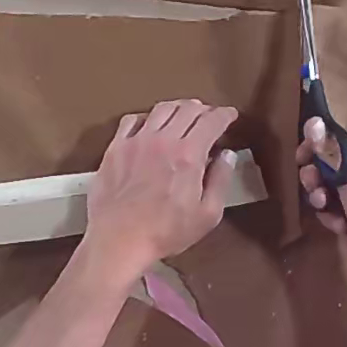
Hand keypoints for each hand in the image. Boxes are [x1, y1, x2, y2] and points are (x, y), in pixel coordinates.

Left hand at [82, 99, 239, 277]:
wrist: (118, 239)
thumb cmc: (165, 232)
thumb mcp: (207, 214)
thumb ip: (220, 181)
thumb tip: (227, 156)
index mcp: (189, 155)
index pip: (212, 121)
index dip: (225, 115)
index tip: (230, 115)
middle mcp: (164, 140)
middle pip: (188, 108)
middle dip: (204, 109)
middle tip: (210, 116)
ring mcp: (137, 141)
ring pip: (162, 109)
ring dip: (178, 107)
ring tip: (184, 115)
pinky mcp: (116, 148)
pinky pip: (132, 120)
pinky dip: (148, 117)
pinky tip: (151, 125)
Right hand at [298, 118, 346, 257]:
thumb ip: (328, 148)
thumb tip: (313, 120)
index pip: (332, 139)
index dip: (315, 147)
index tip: (302, 157)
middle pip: (322, 164)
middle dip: (314, 177)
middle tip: (314, 184)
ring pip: (321, 188)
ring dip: (320, 198)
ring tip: (326, 206)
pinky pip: (327, 208)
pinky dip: (331, 216)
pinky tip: (342, 223)